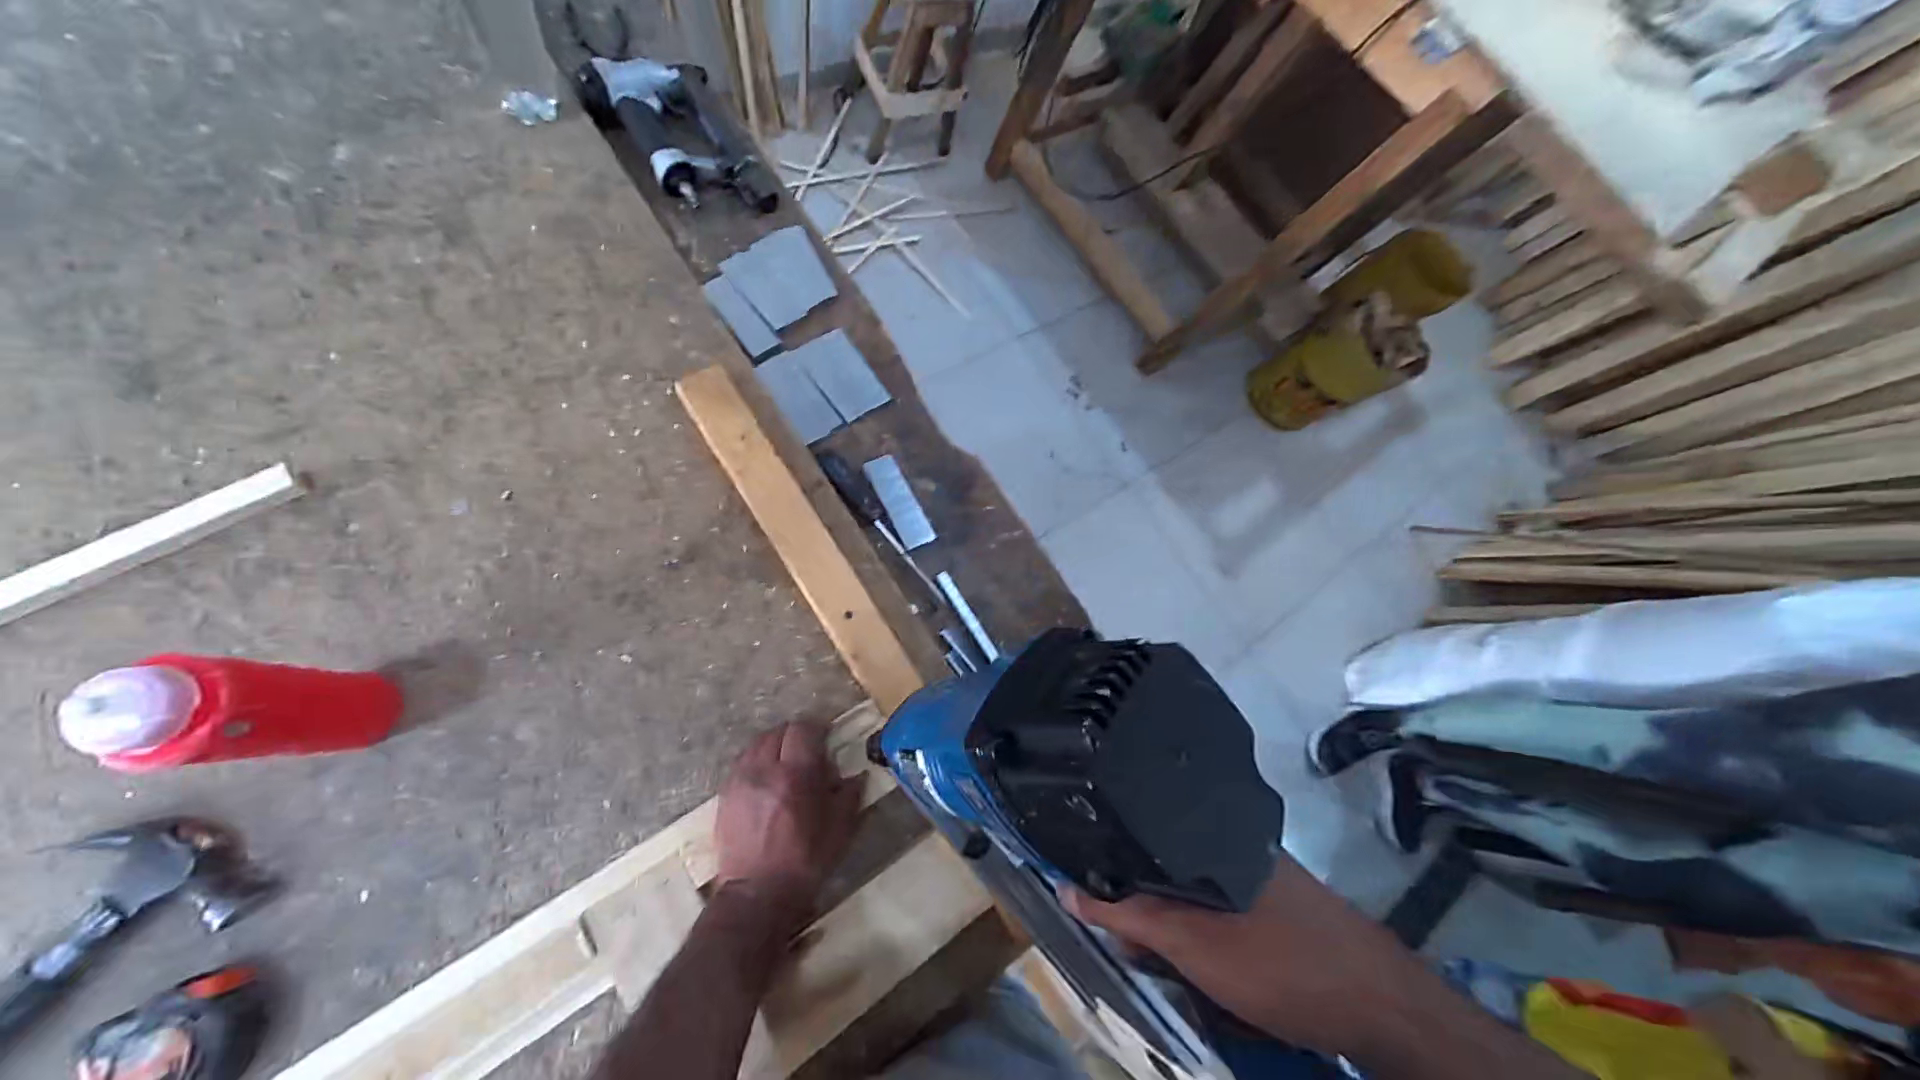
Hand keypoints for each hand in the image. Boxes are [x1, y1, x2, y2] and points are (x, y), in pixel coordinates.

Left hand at [713, 721, 862, 928]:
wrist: (757, 894)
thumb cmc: (805, 862)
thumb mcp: (840, 830)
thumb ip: (848, 795)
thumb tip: (855, 776)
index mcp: (795, 775)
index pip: (803, 729)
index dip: (817, 728)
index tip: (826, 736)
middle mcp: (764, 770)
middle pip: (778, 731)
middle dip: (795, 735)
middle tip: (808, 751)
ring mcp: (740, 781)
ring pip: (757, 744)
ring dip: (774, 746)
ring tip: (785, 764)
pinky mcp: (725, 795)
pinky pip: (742, 763)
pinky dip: (756, 763)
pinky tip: (766, 781)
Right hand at [1064, 852, 1446, 1062]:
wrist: (1387, 1013)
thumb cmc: (1282, 966)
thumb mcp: (1193, 945)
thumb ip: (1128, 914)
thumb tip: (1069, 889)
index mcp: (1213, 838)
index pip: (1140, 839)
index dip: (1111, 874)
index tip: (1098, 912)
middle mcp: (1236, 848)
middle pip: (1166, 869)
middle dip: (1145, 913)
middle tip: (1139, 955)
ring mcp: (1262, 876)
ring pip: (1194, 894)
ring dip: (1175, 930)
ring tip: (1175, 970)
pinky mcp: (1280, 905)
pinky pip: (1222, 910)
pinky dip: (1206, 935)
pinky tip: (1210, 970)